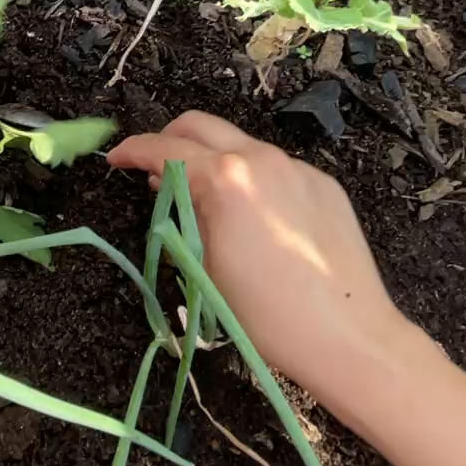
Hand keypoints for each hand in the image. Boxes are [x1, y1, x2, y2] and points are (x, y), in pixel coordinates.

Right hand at [108, 111, 417, 398]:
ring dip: (211, 159)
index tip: (115, 158)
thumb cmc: (267, 313)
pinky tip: (255, 219)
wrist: (351, 340)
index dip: (132, 151)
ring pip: (238, 145)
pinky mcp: (323, 183)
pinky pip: (273, 168)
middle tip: (153, 167)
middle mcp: (261, 158)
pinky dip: (250, 179)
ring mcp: (296, 167)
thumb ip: (180, 212)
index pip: (164, 149)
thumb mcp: (203, 263)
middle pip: (199, 124)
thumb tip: (166, 185)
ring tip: (205, 200)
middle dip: (168, 137)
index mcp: (226, 177)